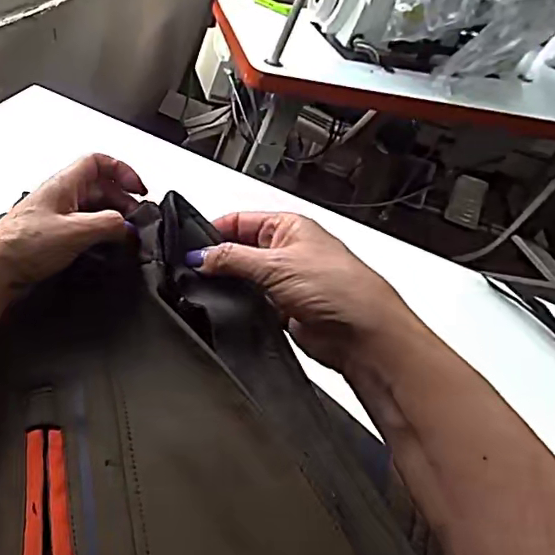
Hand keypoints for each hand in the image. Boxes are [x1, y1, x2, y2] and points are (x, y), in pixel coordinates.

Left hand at [0, 154, 147, 339]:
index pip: (99, 162)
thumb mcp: (76, 231)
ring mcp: (56, 217)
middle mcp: (60, 197)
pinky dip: (99, 235)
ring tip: (124, 237)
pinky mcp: (53, 238)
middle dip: (123, 201)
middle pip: (101, 188)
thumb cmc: (19, 246)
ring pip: (94, 209)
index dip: (123, 171)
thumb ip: (109, 225)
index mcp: (63, 184)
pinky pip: (84, 229)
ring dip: (113, 220)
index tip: (139, 189)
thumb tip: (127, 227)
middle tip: (135, 221)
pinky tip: (105, 249)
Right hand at [190, 211, 423, 370]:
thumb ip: (232, 258)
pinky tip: (235, 309)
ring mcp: (285, 281)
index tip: (192, 247)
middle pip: (238, 250)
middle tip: (200, 269)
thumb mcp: (276, 263)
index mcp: (288, 226)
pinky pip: (252, 304)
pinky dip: (242, 307)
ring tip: (218, 290)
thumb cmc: (342, 288)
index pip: (239, 220)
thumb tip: (202, 255)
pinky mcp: (283, 309)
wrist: (362, 334)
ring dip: (232, 286)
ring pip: (244, 280)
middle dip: (220, 261)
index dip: (214, 231)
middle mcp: (287, 251)